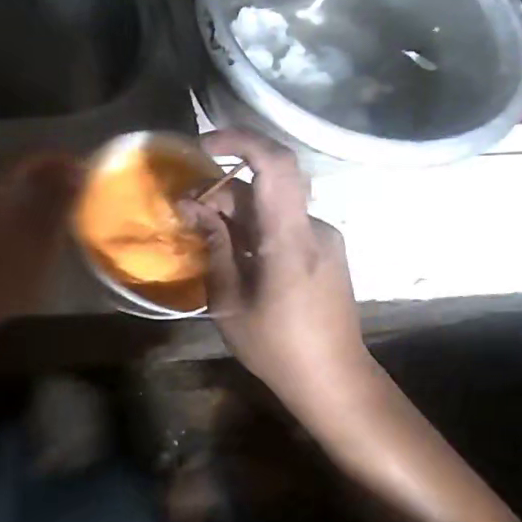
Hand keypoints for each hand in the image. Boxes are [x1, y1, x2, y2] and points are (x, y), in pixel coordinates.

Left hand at [0, 153, 81, 366]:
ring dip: (25, 187)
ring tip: (54, 201)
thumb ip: (58, 203)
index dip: (59, 159)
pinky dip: (7, 201)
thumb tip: (77, 172)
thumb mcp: (37, 244)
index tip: (84, 169)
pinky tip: (23, 219)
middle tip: (73, 184)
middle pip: (9, 165)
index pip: (27, 155)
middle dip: (43, 171)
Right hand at [178, 131, 380, 418]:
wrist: (335, 380)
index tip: (203, 147)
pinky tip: (235, 258)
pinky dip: (255, 230)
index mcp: (290, 239)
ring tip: (206, 242)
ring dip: (236, 215)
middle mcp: (313, 228)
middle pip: (265, 188)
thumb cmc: (277, 348)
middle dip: (221, 193)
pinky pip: (284, 225)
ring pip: (273, 208)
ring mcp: (324, 239)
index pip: (275, 164)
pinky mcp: (326, 252)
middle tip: (186, 217)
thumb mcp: (230, 303)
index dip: (240, 141)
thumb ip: (214, 248)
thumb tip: (193, 207)